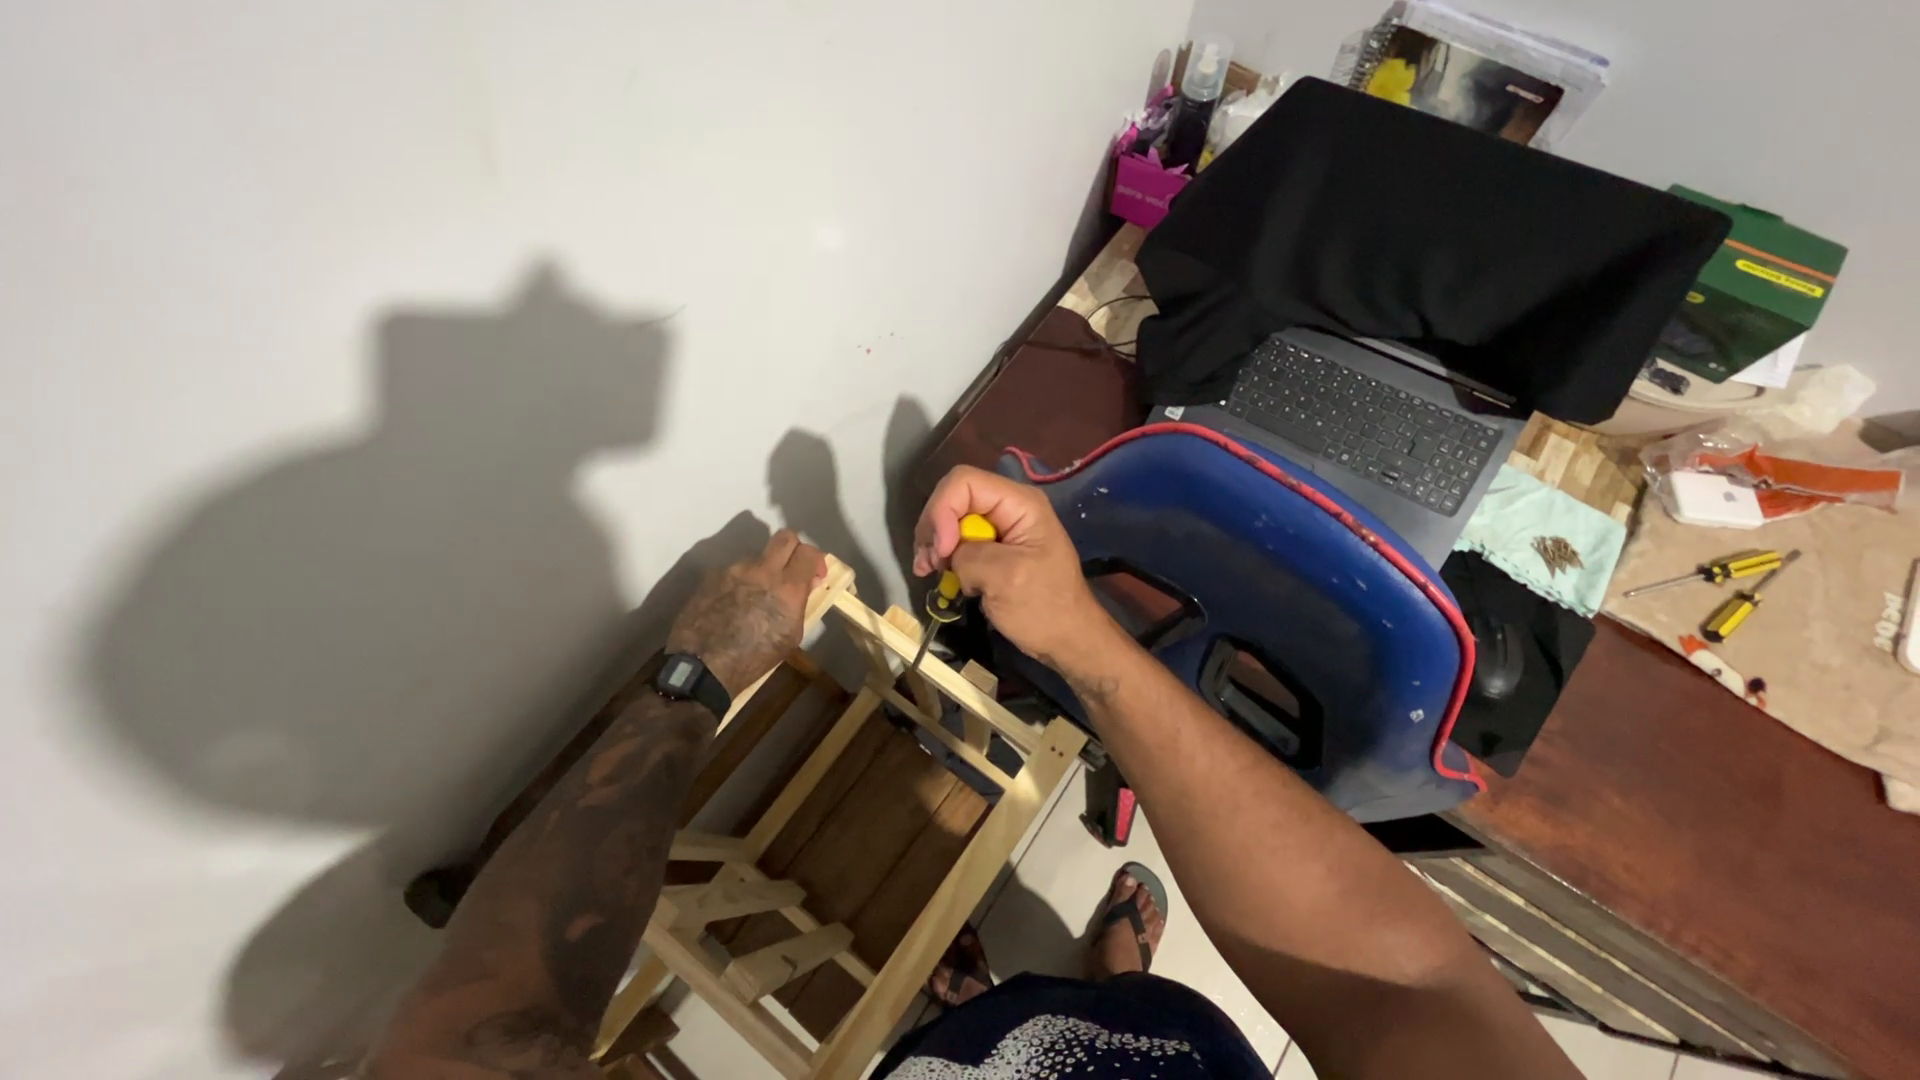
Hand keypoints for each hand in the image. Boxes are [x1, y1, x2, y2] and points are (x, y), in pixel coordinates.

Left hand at [667, 529, 825, 696]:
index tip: (814, 575)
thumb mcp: (789, 637)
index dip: (816, 560)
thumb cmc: (754, 659)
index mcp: (787, 587)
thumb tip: (805, 584)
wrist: (702, 667)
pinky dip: (737, 583)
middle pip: (785, 537)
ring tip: (754, 596)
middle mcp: (761, 570)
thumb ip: (799, 603)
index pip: (809, 552)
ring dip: (761, 570)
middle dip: (793, 549)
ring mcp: (733, 570)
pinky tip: (730, 605)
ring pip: (755, 557)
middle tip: (790, 570)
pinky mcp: (710, 576)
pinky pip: (732, 572)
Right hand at [913, 465, 1120, 673]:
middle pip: (953, 498)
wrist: (1067, 640)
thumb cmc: (1044, 607)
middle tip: (927, 564)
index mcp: (1020, 503)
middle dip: (934, 528)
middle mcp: (1008, 507)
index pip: (964, 482)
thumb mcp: (1006, 577)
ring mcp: (999, 528)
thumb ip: (970, 554)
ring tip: (928, 571)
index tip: (941, 551)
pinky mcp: (991, 549)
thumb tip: (947, 554)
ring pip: (950, 519)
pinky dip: (942, 555)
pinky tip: (937, 574)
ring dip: (933, 543)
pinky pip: (957, 540)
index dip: (943, 510)